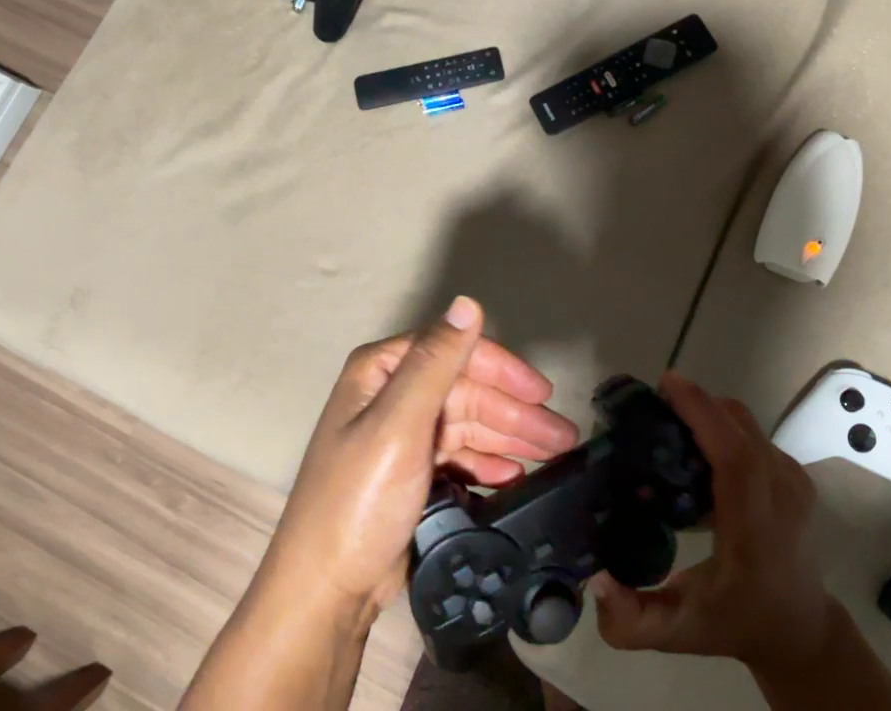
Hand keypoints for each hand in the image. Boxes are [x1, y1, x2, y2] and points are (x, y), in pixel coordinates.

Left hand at [260, 296, 579, 618]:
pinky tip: (515, 475)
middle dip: (516, 412)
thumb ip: (436, 363)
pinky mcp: (412, 472)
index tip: (543, 393)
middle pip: (467, 390)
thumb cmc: (358, 499)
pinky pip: (461, 455)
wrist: (328, 588)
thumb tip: (467, 303)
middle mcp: (391, 394)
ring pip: (469, 423)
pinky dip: (489, 463)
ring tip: (555, 455)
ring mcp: (402, 434)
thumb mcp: (398, 425)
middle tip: (563, 436)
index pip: (453, 351)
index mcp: (380, 371)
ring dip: (511, 438)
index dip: (502, 369)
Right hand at [590, 371, 837, 673]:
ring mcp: (794, 483)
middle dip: (696, 403)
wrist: (798, 630)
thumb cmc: (734, 623)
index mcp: (756, 529)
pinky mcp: (795, 477)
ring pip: (747, 425)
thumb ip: (630, 619)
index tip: (667, 385)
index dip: (703, 414)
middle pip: (740, 427)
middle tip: (650, 401)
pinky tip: (695, 446)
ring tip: (667, 422)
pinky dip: (722, 426)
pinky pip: (754, 435)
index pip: (735, 455)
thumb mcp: (677, 631)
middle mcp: (782, 496)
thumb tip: (594, 579)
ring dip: (708, 413)